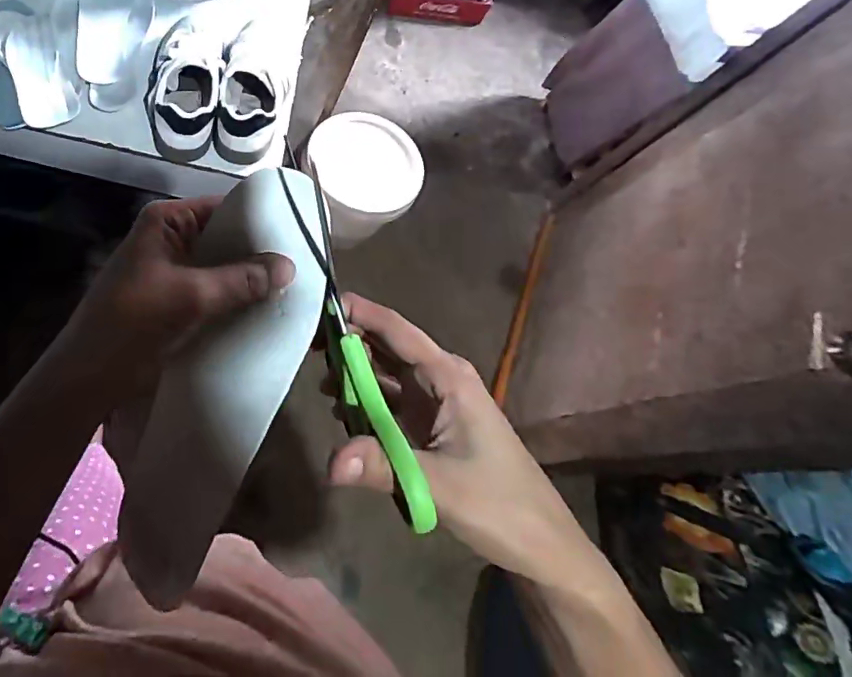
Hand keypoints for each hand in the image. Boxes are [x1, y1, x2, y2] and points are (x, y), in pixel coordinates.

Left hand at [64, 197, 294, 385]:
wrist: (86, 377)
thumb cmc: (132, 324)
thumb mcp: (190, 297)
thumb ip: (240, 280)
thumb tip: (288, 266)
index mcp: (166, 221)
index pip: (222, 207)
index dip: (259, 219)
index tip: (298, 235)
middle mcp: (170, 238)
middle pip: (224, 238)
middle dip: (258, 253)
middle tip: (303, 266)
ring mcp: (171, 271)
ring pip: (221, 267)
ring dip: (250, 279)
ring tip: (293, 289)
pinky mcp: (174, 300)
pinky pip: (213, 291)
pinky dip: (235, 299)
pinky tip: (265, 309)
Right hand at [326, 294, 604, 589]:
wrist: (545, 548)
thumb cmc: (501, 505)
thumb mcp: (439, 485)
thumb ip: (383, 467)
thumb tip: (330, 463)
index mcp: (449, 377)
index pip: (398, 330)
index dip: (361, 312)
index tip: (323, 303)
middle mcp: (441, 380)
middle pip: (387, 347)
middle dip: (349, 343)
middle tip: (306, 346)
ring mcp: (436, 403)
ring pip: (387, 374)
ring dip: (355, 374)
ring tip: (319, 380)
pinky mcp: (431, 426)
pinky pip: (390, 402)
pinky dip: (365, 401)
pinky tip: (342, 413)